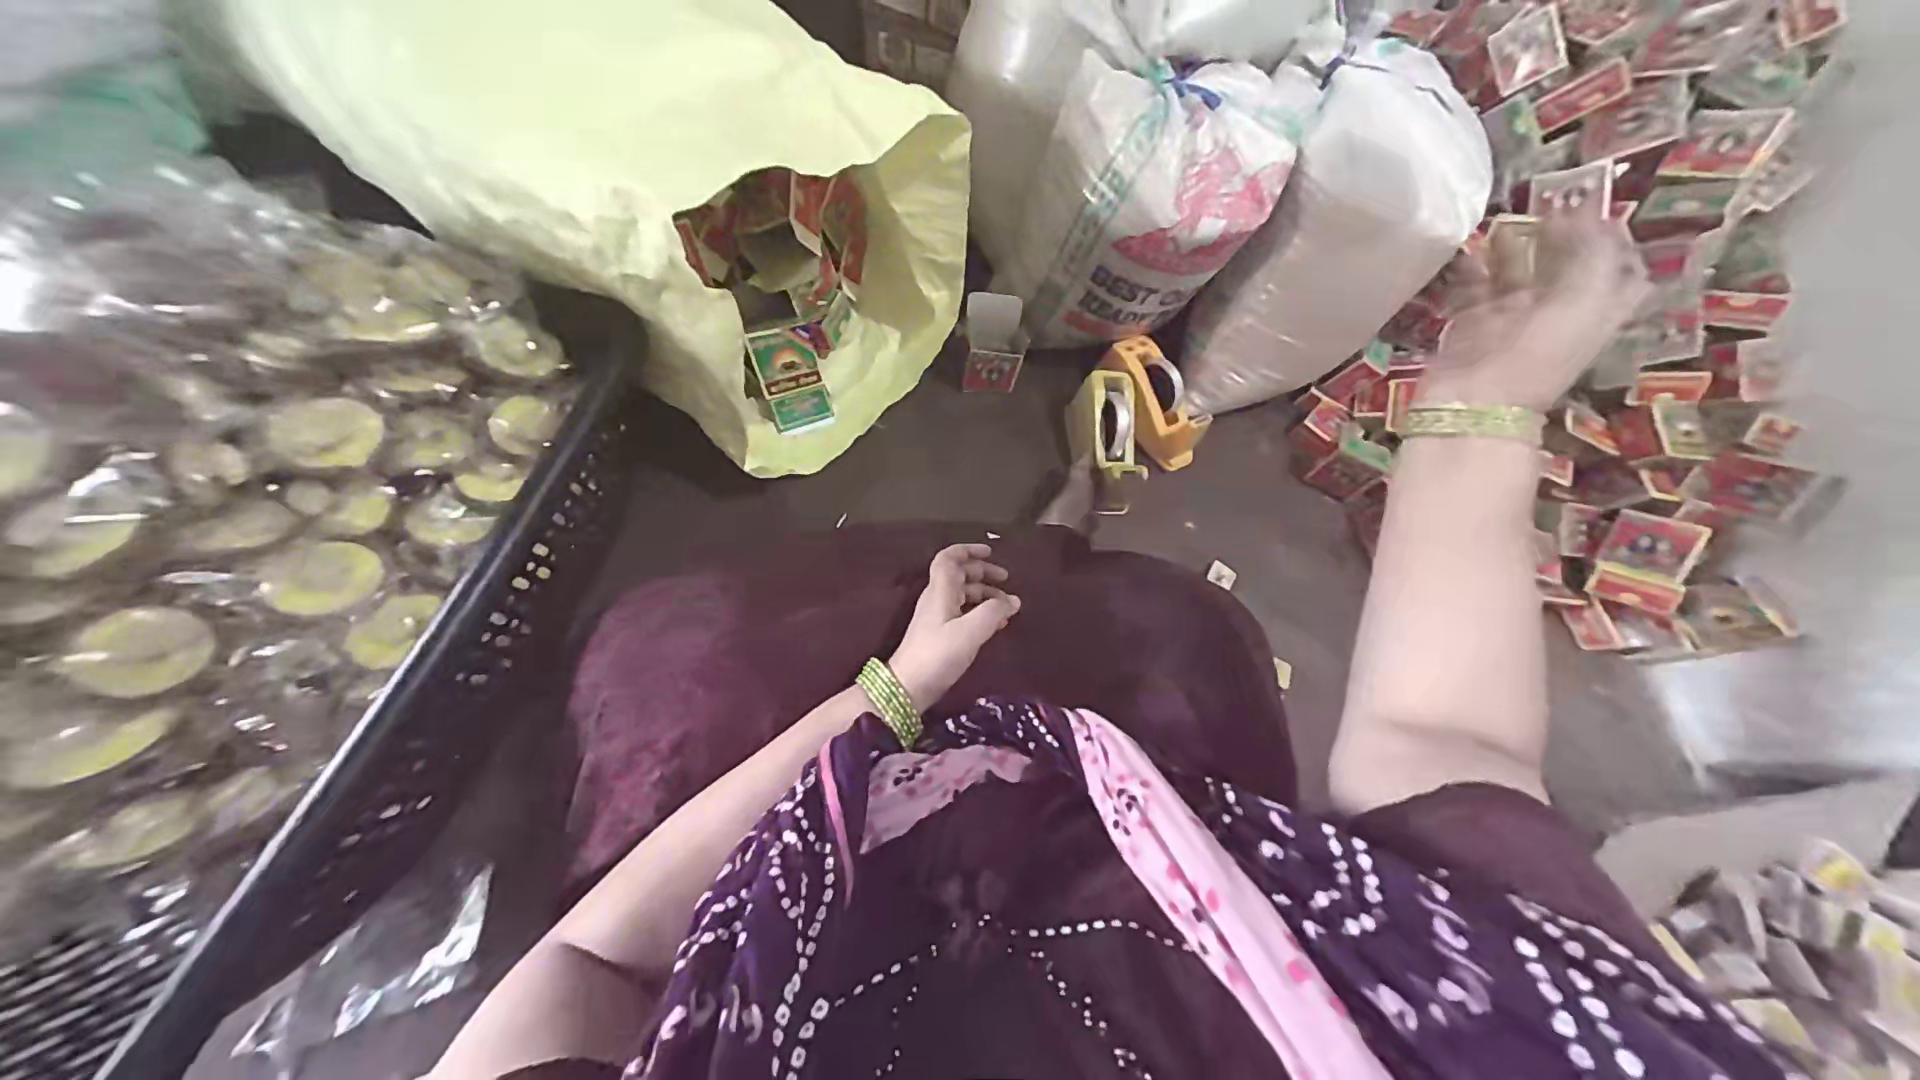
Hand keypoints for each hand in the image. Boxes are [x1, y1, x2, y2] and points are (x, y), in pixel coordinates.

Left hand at [886, 544, 1019, 711]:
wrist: (909, 687)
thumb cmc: (938, 654)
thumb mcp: (971, 631)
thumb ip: (994, 613)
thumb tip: (1013, 600)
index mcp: (940, 591)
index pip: (949, 559)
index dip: (968, 550)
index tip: (990, 552)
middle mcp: (937, 599)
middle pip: (959, 575)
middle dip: (982, 572)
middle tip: (1006, 579)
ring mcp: (937, 617)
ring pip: (962, 594)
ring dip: (984, 594)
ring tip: (1007, 606)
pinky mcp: (939, 634)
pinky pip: (962, 612)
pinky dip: (980, 612)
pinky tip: (996, 624)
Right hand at [1417, 215, 1651, 410]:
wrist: (1476, 401)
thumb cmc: (1539, 355)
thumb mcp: (1587, 299)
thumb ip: (1593, 252)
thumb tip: (1582, 215)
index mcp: (1597, 307)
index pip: (1616, 262)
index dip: (1608, 233)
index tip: (1588, 208)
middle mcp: (1556, 310)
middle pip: (1562, 263)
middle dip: (1554, 234)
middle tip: (1542, 207)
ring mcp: (1510, 318)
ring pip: (1514, 272)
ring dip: (1509, 247)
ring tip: (1503, 221)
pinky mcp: (1469, 324)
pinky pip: (1470, 288)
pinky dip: (1469, 268)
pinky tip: (1468, 248)